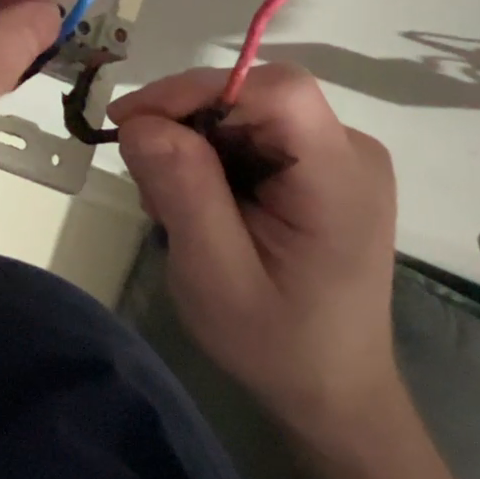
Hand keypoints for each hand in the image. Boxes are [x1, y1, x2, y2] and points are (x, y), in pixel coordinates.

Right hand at [108, 64, 400, 440]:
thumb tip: (140, 121)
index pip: (275, 91)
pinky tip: (195, 206)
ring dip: (190, 147)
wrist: (329, 388)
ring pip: (243, 113)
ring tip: (170, 208)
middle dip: (183, 126)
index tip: (130, 122)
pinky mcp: (318, 169)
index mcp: (338, 177)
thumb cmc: (274, 340)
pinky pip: (250, 135)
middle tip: (144, 185)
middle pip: (252, 97)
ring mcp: (337, 158)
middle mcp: (348, 152)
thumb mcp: (214, 272)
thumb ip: (183, 191)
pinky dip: (207, 159)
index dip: (196, 90)